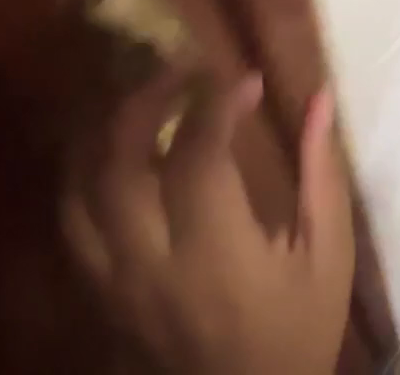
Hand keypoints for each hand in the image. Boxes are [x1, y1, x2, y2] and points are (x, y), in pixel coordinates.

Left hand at [63, 69, 353, 374]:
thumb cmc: (296, 333)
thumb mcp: (327, 256)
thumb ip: (322, 174)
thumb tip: (322, 98)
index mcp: (216, 256)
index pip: (198, 155)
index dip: (218, 102)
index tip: (245, 79)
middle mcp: (151, 263)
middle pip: (120, 161)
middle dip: (148, 96)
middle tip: (183, 67)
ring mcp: (113, 280)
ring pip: (81, 186)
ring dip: (106, 126)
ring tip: (144, 93)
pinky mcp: (98, 292)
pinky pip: (73, 218)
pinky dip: (86, 168)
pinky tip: (115, 143)